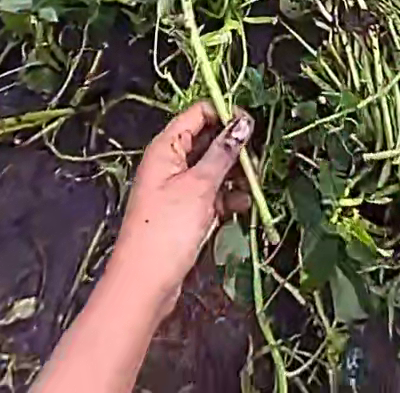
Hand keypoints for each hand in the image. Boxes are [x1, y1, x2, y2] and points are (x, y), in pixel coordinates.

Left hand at [102, 102, 251, 318]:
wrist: (143, 286)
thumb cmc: (167, 229)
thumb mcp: (199, 186)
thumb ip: (223, 151)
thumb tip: (243, 122)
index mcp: (167, 146)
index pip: (199, 113)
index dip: (225, 114)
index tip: (251, 126)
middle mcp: (170, 160)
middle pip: (207, 139)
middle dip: (233, 147)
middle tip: (256, 160)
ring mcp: (177, 186)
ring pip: (212, 167)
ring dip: (234, 173)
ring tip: (255, 184)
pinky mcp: (184, 209)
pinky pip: (210, 191)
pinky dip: (226, 195)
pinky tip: (243, 204)